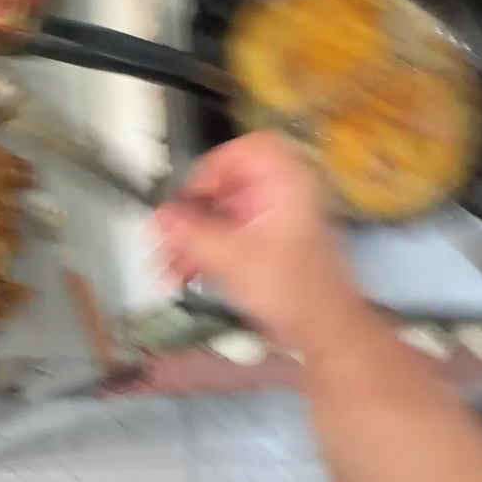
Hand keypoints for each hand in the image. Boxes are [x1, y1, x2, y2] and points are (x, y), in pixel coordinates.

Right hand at [151, 132, 361, 346]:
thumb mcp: (234, 258)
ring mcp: (269, 223)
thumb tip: (158, 218)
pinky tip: (179, 275)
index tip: (190, 196)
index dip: (214, 167)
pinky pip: (222, 239)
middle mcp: (278, 198)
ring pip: (217, 216)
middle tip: (165, 234)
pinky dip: (200, 254)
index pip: (247, 150)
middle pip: (223, 187)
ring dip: (187, 239)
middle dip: (188, 214)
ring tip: (164, 265)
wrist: (323, 331)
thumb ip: (191, 235)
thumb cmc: (295, 290)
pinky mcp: (260, 248)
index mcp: (286, 185)